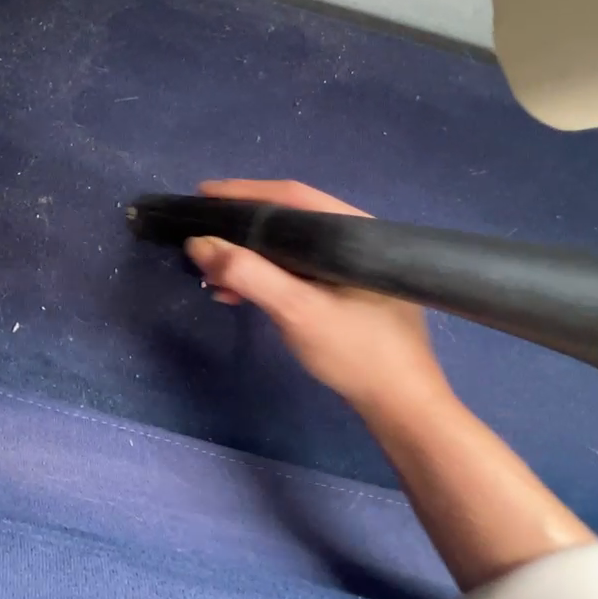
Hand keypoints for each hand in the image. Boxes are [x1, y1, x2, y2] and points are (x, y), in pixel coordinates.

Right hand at [184, 179, 452, 415]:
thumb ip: (247, 274)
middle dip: (237, 227)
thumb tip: (197, 243)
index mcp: (354, 233)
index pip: (291, 196)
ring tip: (210, 271)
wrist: (400, 405)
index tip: (200, 195)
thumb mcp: (295, 310)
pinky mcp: (341, 291)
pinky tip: (234, 292)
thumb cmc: (356, 352)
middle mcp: (352, 242)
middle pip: (285, 220)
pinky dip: (259, 276)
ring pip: (285, 247)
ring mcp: (347, 268)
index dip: (242, 192)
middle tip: (199, 232)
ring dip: (244, 257)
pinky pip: (291, 270)